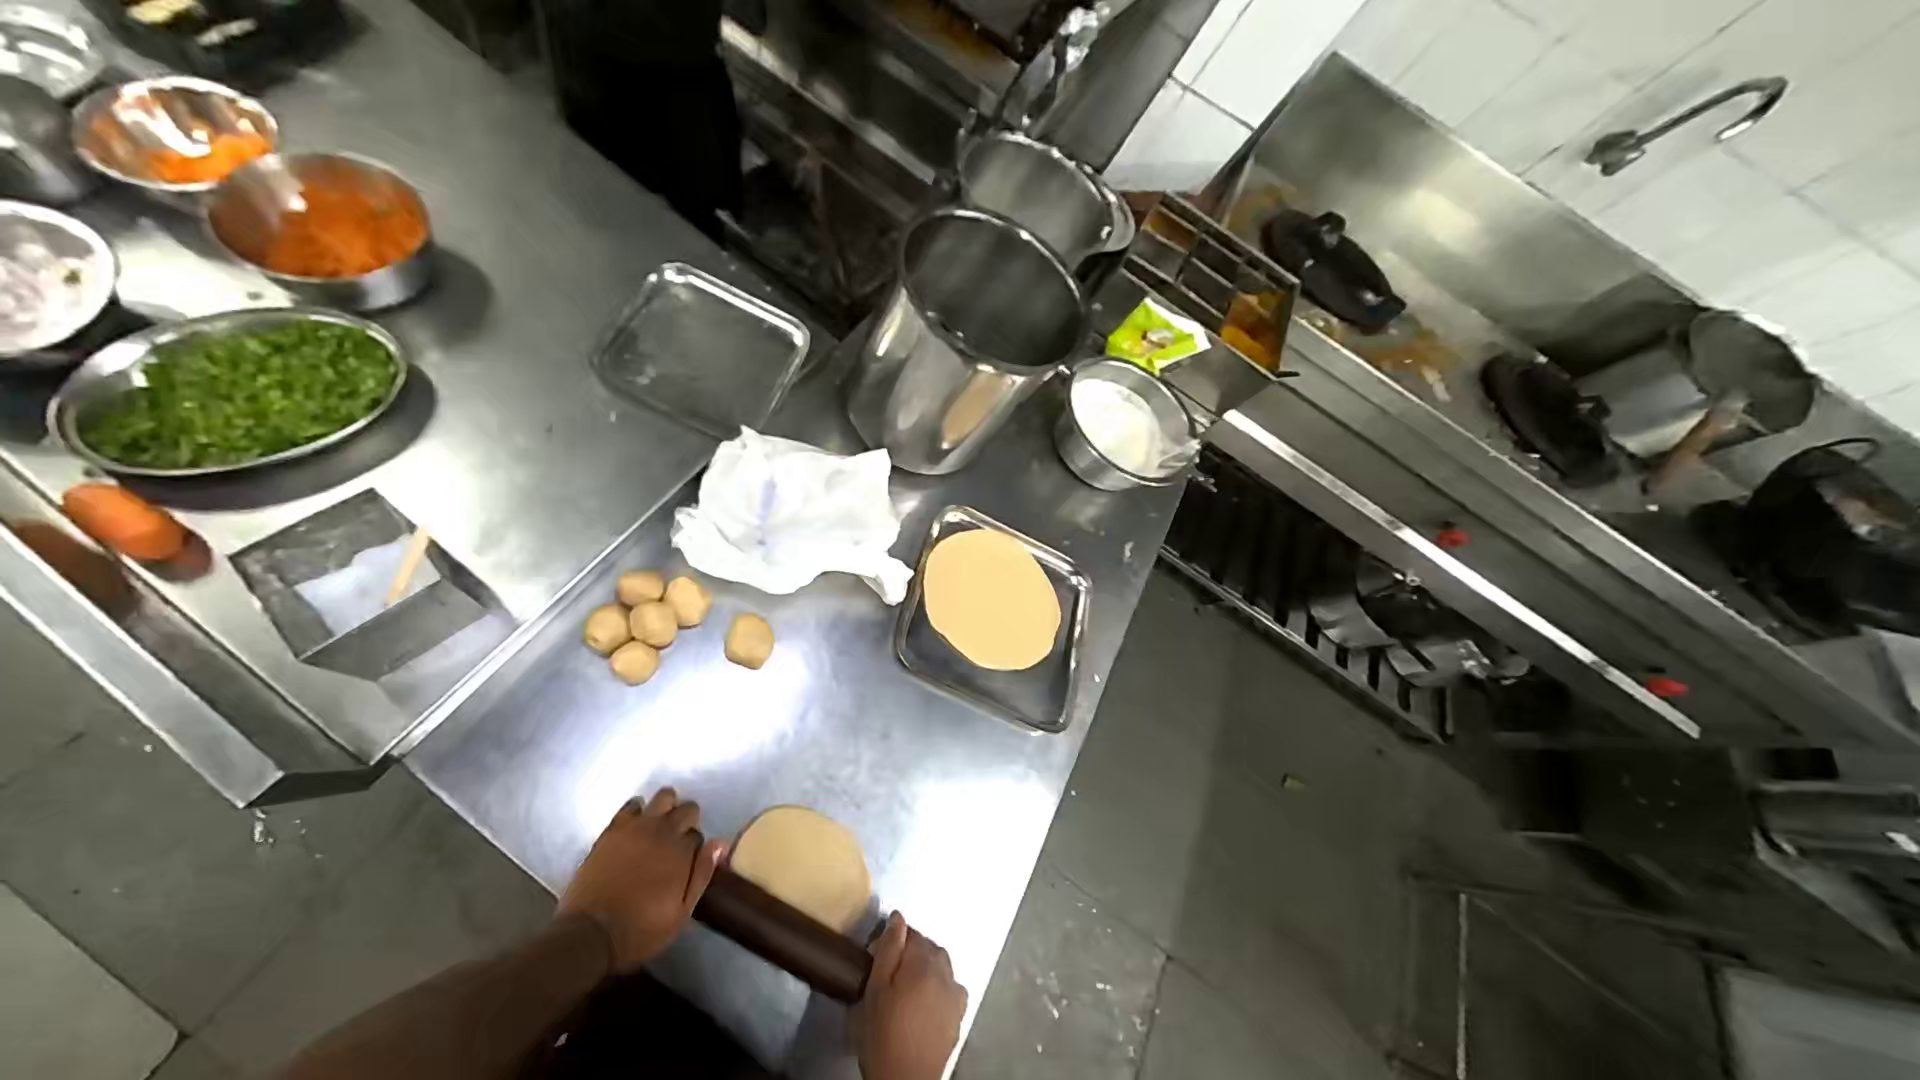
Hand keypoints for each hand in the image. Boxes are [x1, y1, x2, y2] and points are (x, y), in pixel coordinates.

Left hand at [557, 788, 723, 973]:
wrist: (588, 935)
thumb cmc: (639, 930)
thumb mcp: (680, 913)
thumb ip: (701, 875)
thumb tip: (719, 843)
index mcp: (681, 852)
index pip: (698, 834)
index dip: (695, 847)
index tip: (687, 861)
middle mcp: (662, 832)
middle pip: (685, 808)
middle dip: (687, 820)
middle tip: (677, 841)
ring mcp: (635, 828)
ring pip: (662, 797)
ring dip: (666, 808)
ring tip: (658, 826)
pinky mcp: (611, 831)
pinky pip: (631, 806)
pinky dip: (638, 810)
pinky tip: (636, 824)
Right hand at [855, 912, 966, 1079]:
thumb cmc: (883, 1034)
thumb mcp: (875, 990)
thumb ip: (888, 949)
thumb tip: (897, 917)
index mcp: (923, 962)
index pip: (911, 933)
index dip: (893, 941)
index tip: (877, 957)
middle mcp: (945, 971)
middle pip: (928, 947)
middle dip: (910, 952)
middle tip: (889, 974)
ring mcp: (956, 992)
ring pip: (941, 965)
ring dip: (926, 967)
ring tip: (906, 988)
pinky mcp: (959, 1013)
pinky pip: (952, 986)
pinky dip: (940, 985)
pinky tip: (927, 1000)